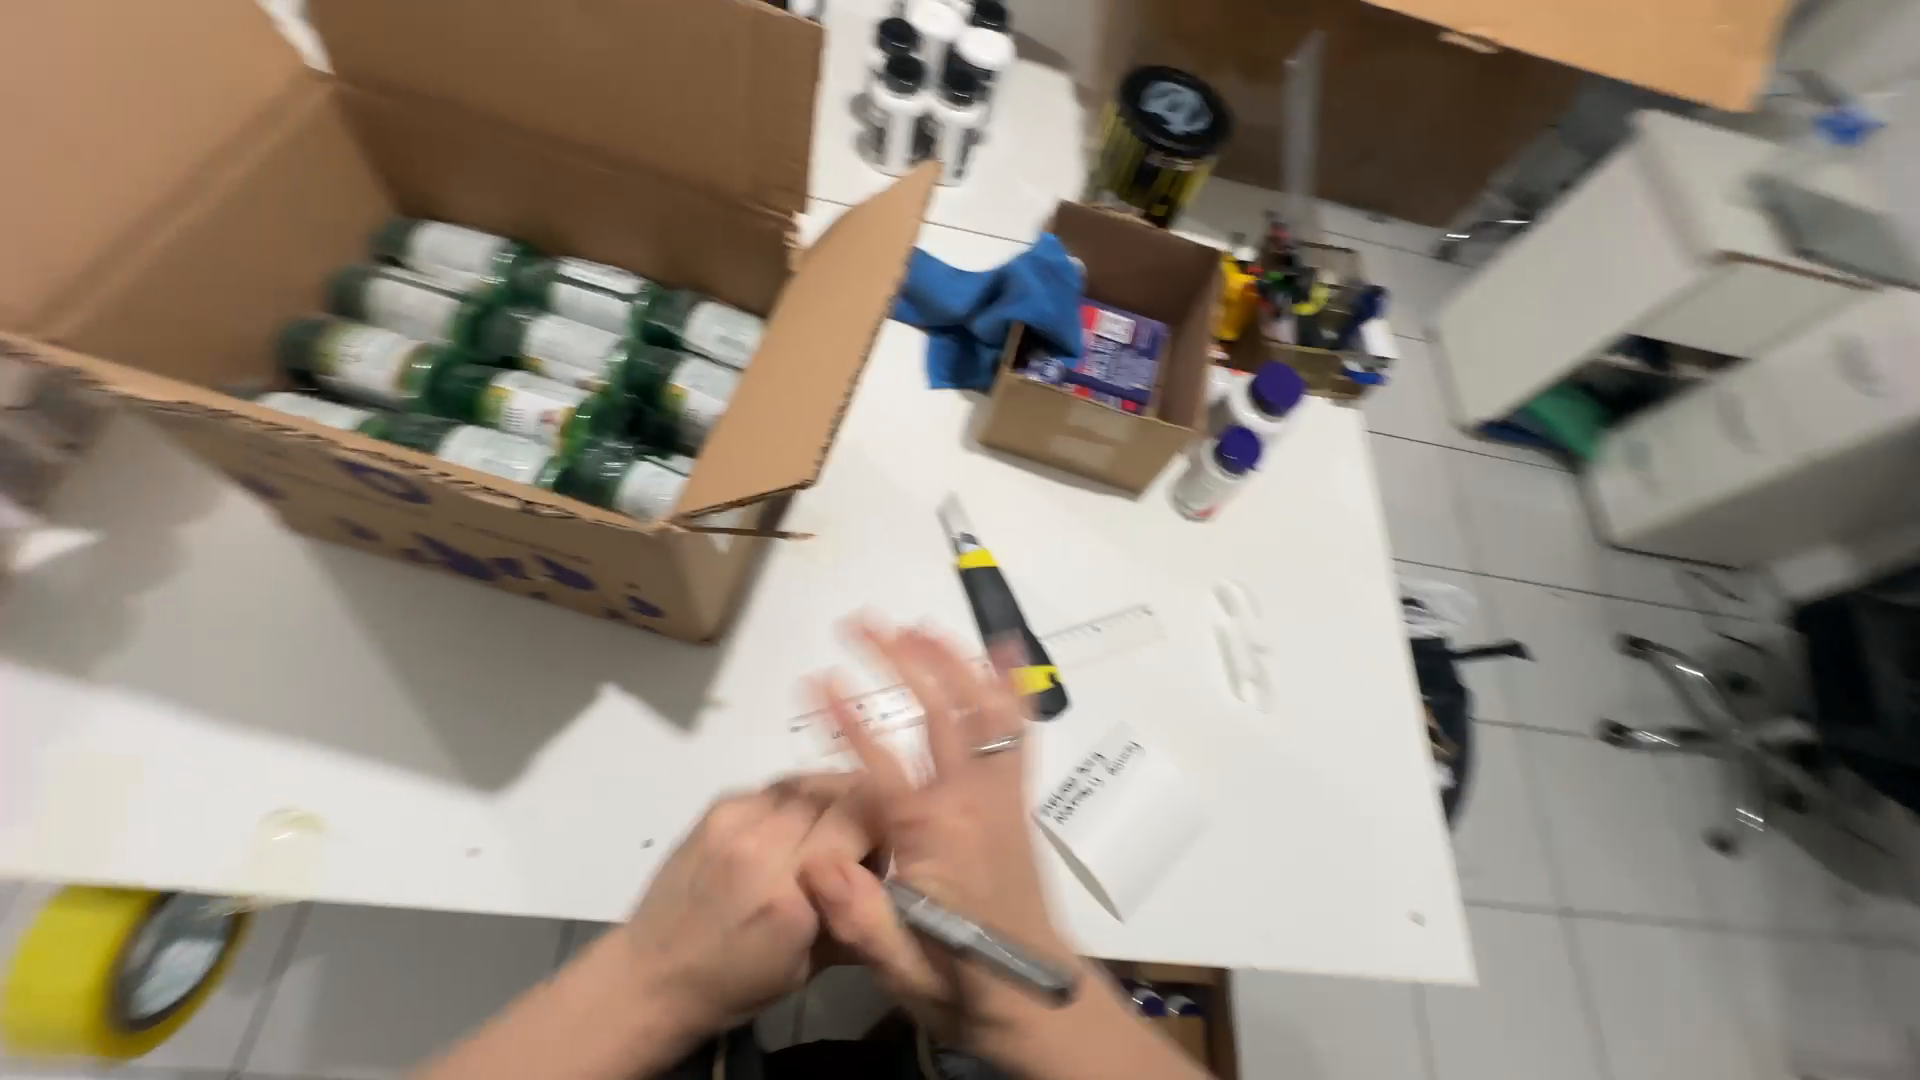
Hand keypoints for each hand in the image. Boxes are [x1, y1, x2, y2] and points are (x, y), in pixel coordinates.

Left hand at [608, 774, 871, 1046]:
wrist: (650, 974)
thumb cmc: (736, 983)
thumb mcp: (810, 966)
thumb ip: (854, 912)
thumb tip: (895, 869)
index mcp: (792, 897)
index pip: (861, 822)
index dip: (884, 822)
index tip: (890, 838)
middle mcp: (765, 847)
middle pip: (838, 793)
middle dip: (862, 804)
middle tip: (868, 827)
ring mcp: (737, 821)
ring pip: (809, 781)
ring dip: (831, 795)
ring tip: (834, 819)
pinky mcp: (718, 807)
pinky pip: (776, 787)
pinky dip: (796, 798)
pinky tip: (794, 821)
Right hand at [800, 620, 1077, 1054]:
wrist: (1036, 1001)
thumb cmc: (960, 983)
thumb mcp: (899, 968)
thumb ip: (859, 917)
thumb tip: (814, 860)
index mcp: (934, 834)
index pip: (880, 761)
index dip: (845, 717)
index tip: (817, 679)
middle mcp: (972, 798)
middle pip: (936, 711)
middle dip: (898, 660)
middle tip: (862, 623)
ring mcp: (1001, 791)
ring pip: (981, 708)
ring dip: (951, 660)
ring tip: (918, 625)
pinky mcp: (1017, 796)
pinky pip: (1020, 730)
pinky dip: (1012, 686)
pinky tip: (1004, 650)